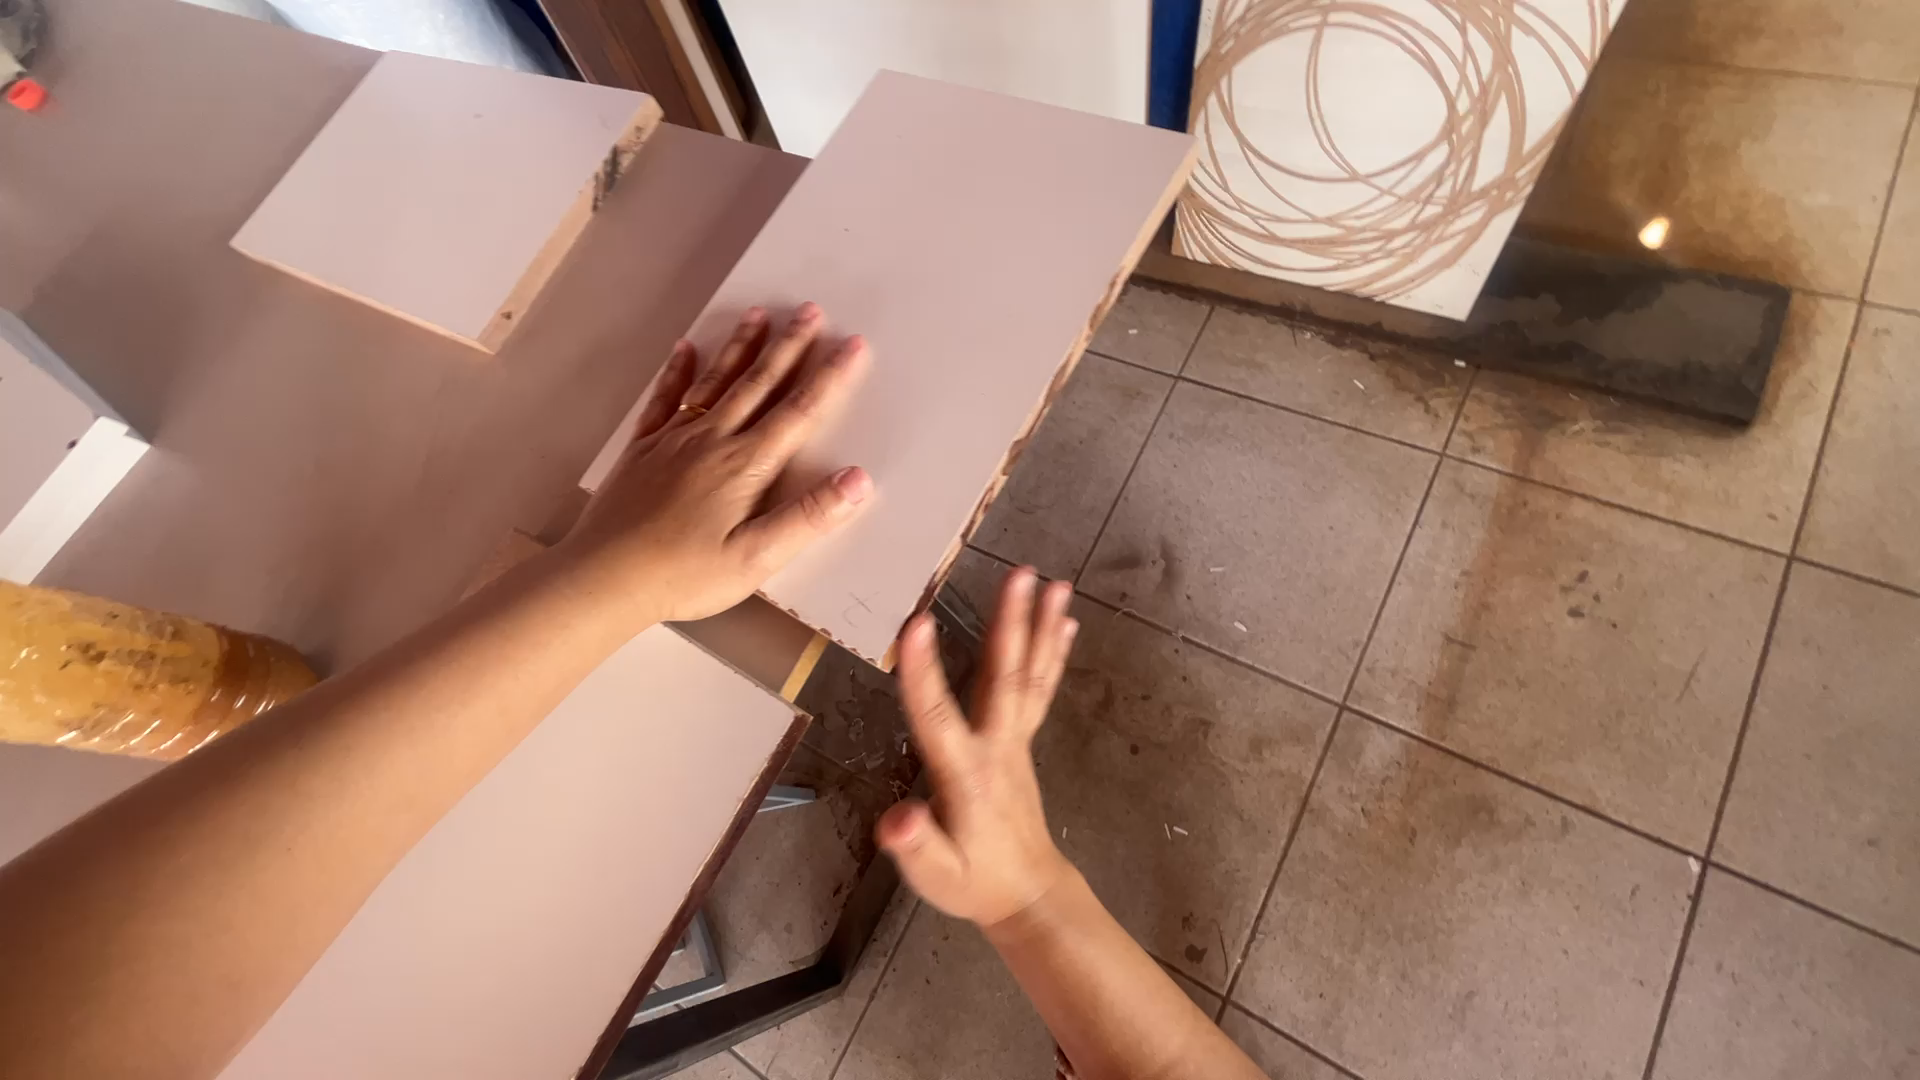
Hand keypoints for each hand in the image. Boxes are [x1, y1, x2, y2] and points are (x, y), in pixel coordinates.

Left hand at [557, 304, 872, 624]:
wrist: (603, 579)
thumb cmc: (686, 574)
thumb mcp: (757, 556)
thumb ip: (808, 516)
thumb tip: (858, 480)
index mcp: (745, 465)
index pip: (799, 412)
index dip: (829, 377)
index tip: (852, 344)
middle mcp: (712, 440)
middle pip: (758, 384)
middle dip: (789, 346)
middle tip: (810, 309)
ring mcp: (673, 440)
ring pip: (716, 382)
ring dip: (741, 347)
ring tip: (760, 314)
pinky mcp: (644, 450)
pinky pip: (665, 399)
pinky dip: (678, 371)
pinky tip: (685, 349)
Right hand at [877, 567, 1078, 927]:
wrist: (1025, 892)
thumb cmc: (972, 881)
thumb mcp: (935, 874)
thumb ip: (915, 846)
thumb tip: (895, 819)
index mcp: (966, 772)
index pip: (938, 715)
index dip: (924, 671)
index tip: (915, 622)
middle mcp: (998, 743)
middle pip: (1005, 676)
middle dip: (1012, 622)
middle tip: (1022, 574)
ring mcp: (1018, 737)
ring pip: (1031, 674)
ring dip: (1042, 626)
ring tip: (1055, 582)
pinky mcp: (1026, 737)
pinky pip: (1043, 689)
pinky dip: (1055, 653)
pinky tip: (1065, 623)